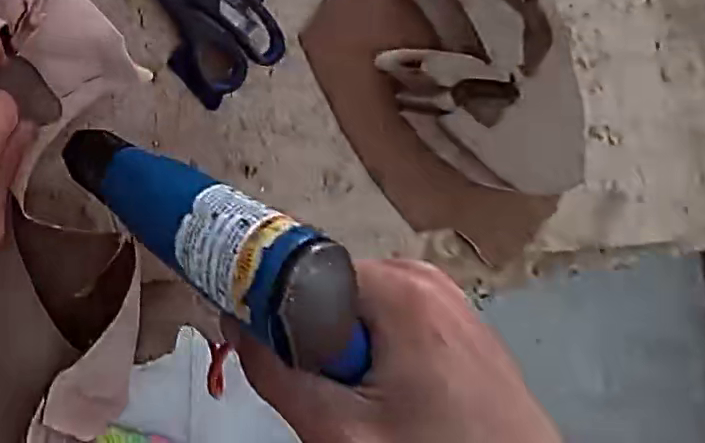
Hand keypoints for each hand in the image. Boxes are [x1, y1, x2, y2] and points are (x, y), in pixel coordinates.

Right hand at [230, 259, 559, 442]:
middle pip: (340, 294)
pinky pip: (403, 326)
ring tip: (374, 412)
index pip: (312, 277)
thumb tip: (235, 325)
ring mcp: (453, 301)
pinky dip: (389, 358)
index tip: (285, 359)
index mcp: (400, 286)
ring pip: (369, 313)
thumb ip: (277, 375)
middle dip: (327, 343)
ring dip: (356, 355)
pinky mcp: (469, 327)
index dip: (289, 317)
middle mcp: (427, 277)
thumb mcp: (341, 434)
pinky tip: (405, 409)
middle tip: (339, 402)